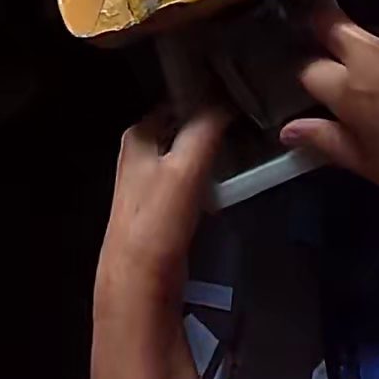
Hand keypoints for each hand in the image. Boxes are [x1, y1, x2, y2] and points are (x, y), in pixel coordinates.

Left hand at [97, 106, 229, 300]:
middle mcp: (138, 157)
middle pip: (180, 125)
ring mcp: (149, 183)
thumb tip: (230, 97)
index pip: (173, 101)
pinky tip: (228, 173)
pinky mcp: (163, 207)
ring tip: (242, 140)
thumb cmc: (158, 218)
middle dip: (209, 120)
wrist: (141, 285)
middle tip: (242, 116)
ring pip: (187, 150)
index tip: (233, 94)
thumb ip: (207, 125)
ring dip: (211, 145)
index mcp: (136, 139)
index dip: (201, 95)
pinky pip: (192, 174)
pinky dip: (209, 169)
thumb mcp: (186, 163)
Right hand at [279, 0, 378, 210]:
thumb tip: (291, 128)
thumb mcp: (378, 168)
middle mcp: (375, 52)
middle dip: (328, 37)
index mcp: (352, 88)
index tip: (319, 96)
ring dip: (378, 57)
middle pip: (335, 28)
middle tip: (341, 68)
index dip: (311, 82)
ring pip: (378, 40)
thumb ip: (331, 142)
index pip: (309, 70)